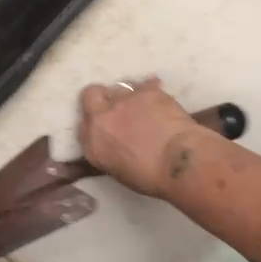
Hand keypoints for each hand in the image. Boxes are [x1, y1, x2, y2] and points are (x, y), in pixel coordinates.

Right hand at [77, 76, 195, 196]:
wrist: (177, 162)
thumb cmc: (150, 177)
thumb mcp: (118, 171)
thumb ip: (109, 152)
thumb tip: (116, 145)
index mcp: (92, 144)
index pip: (83, 127)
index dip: (95, 125)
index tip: (105, 129)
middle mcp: (101, 118)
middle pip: (90, 95)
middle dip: (99, 98)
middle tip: (114, 108)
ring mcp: (123, 101)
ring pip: (118, 87)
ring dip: (126, 96)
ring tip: (140, 105)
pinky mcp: (147, 91)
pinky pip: (145, 84)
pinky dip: (150, 90)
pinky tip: (157, 97)